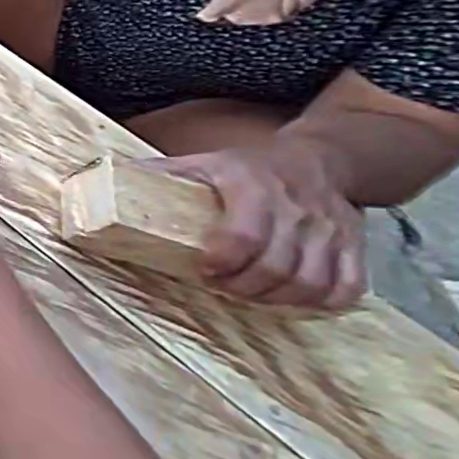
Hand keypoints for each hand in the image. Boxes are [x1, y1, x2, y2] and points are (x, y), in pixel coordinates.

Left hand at [145, 144, 365, 309]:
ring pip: (312, 283)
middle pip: (278, 267)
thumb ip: (160, 176)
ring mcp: (328, 228)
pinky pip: (347, 288)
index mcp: (251, 184)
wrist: (319, 156)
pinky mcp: (354, 245)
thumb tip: (104, 181)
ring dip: (277, 299)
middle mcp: (294, 207)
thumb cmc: (248, 166)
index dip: (223, 263)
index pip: (244, 235)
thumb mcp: (202, 161)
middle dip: (244, 288)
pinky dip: (320, 303)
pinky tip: (292, 298)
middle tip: (223, 286)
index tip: (204, 270)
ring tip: (250, 294)